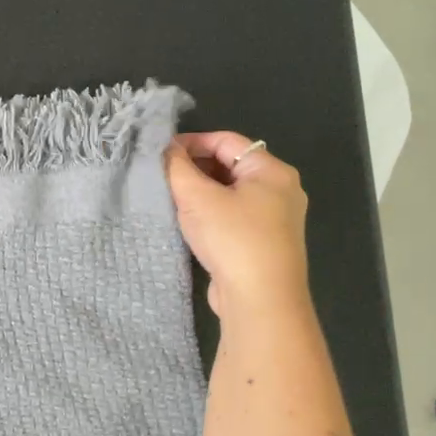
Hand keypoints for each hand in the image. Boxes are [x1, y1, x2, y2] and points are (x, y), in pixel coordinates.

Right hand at [165, 132, 310, 319]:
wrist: (259, 295)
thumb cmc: (232, 237)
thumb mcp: (197, 198)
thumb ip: (176, 168)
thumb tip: (163, 148)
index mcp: (271, 170)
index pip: (226, 141)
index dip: (190, 141)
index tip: (156, 153)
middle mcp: (278, 188)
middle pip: (228, 164)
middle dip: (192, 167)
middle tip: (158, 177)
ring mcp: (272, 215)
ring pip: (228, 190)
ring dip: (197, 190)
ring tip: (167, 198)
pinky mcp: (261, 238)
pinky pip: (231, 212)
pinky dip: (207, 210)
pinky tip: (186, 221)